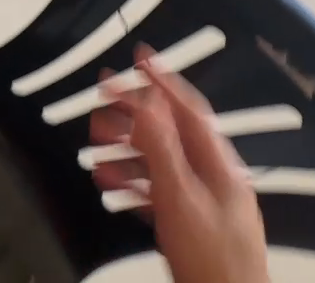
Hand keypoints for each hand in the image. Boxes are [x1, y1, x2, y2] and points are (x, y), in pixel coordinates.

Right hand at [90, 46, 269, 282]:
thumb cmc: (210, 258)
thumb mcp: (179, 196)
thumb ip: (162, 146)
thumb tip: (147, 101)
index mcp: (218, 166)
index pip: (189, 110)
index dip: (163, 80)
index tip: (139, 56)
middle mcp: (213, 177)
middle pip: (169, 130)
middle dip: (132, 112)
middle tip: (103, 97)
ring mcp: (202, 199)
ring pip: (159, 157)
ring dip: (125, 145)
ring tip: (97, 139)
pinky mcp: (188, 220)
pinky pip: (155, 185)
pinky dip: (131, 177)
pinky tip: (111, 179)